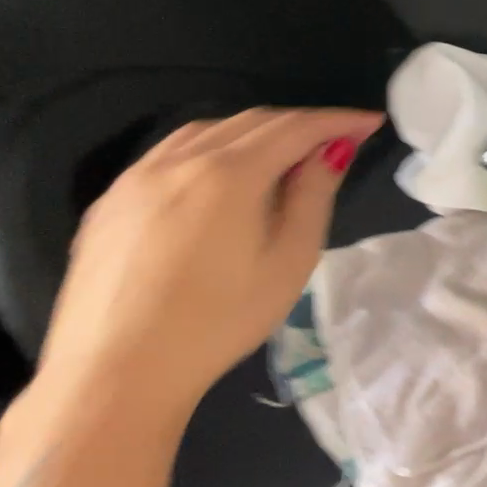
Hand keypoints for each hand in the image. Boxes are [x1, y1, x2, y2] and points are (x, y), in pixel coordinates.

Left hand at [36, 108, 384, 416]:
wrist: (121, 366)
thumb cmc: (225, 315)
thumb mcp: (291, 257)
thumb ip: (311, 196)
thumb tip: (330, 153)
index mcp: (227, 175)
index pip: (293, 129)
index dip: (338, 121)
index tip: (373, 122)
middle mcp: (176, 163)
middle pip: (249, 122)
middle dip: (301, 123)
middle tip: (343, 136)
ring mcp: (135, 180)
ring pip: (205, 131)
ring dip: (257, 131)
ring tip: (292, 151)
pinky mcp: (112, 203)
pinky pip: (171, 153)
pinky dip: (215, 147)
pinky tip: (230, 172)